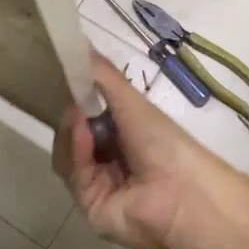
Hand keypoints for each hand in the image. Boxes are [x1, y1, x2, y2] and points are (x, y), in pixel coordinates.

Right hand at [52, 55, 242, 248]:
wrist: (182, 192)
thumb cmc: (164, 141)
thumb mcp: (132, 102)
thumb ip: (103, 75)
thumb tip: (78, 43)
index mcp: (125, 138)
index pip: (89, 119)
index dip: (77, 101)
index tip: (67, 79)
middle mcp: (110, 161)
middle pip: (72, 137)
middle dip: (71, 116)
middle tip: (73, 98)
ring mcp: (98, 185)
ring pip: (66, 156)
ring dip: (70, 132)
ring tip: (79, 117)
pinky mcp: (89, 205)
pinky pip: (72, 174)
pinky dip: (75, 151)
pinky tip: (84, 135)